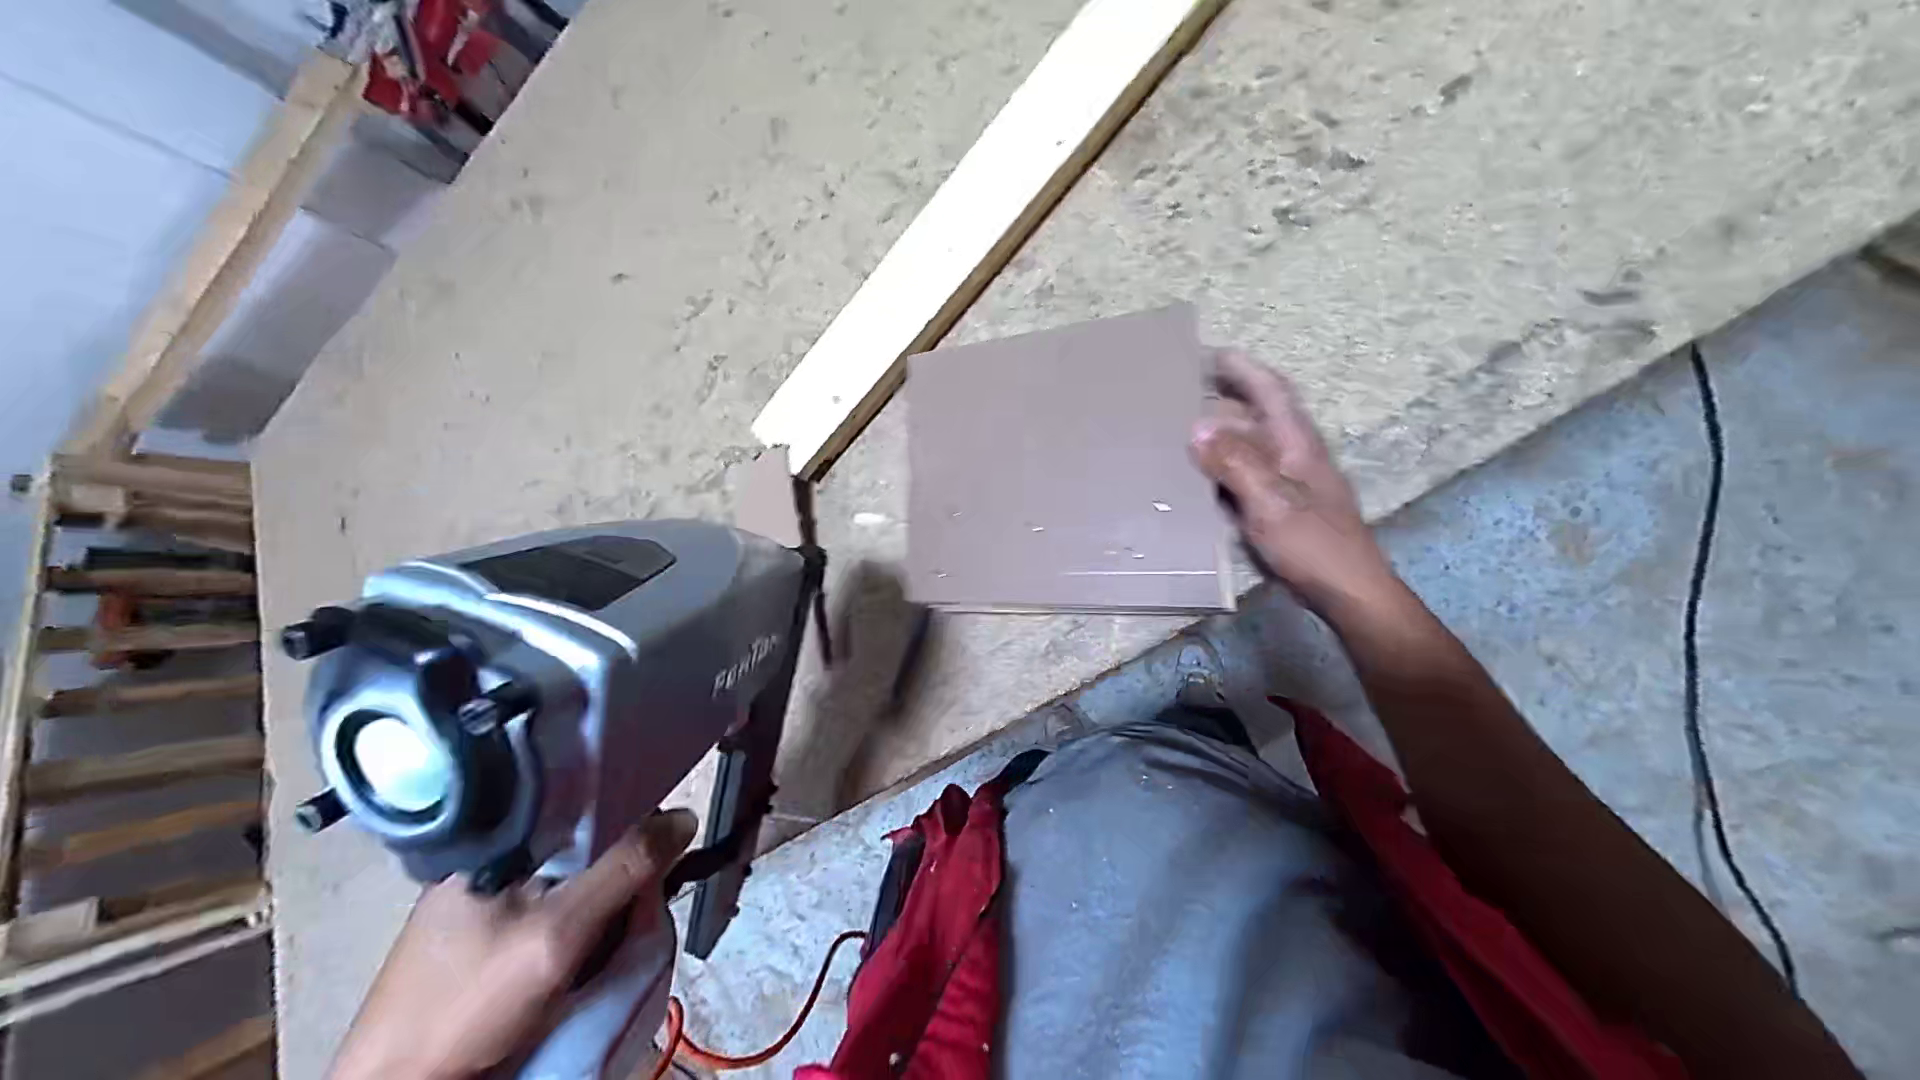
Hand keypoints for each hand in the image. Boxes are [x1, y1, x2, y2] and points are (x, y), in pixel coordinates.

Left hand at [329, 811, 698, 1079]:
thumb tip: (685, 818)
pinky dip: (581, 930)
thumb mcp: (559, 931)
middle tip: (634, 915)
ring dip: (603, 907)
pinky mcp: (487, 941)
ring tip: (608, 942)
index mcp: (496, 842)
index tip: (663, 852)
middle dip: (620, 876)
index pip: (586, 806)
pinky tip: (583, 958)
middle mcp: (491, 862)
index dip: (632, 823)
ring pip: (574, 882)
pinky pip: (555, 913)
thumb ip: (623, 869)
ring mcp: (485, 904)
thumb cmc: (467, 1006)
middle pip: (585, 847)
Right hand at [1189, 349, 1397, 615]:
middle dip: (1223, 399)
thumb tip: (1197, 428)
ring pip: (1247, 448)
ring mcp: (1286, 484)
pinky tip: (1196, 479)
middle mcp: (1292, 457)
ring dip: (1218, 435)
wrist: (1348, 593)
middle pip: (1256, 417)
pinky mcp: (1277, 509)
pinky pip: (1241, 477)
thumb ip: (1236, 464)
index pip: (1272, 393)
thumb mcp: (1272, 503)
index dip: (1245, 370)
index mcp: (1297, 446)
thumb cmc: (1315, 546)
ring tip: (1178, 432)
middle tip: (1181, 394)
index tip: (1213, 354)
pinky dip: (1219, 469)